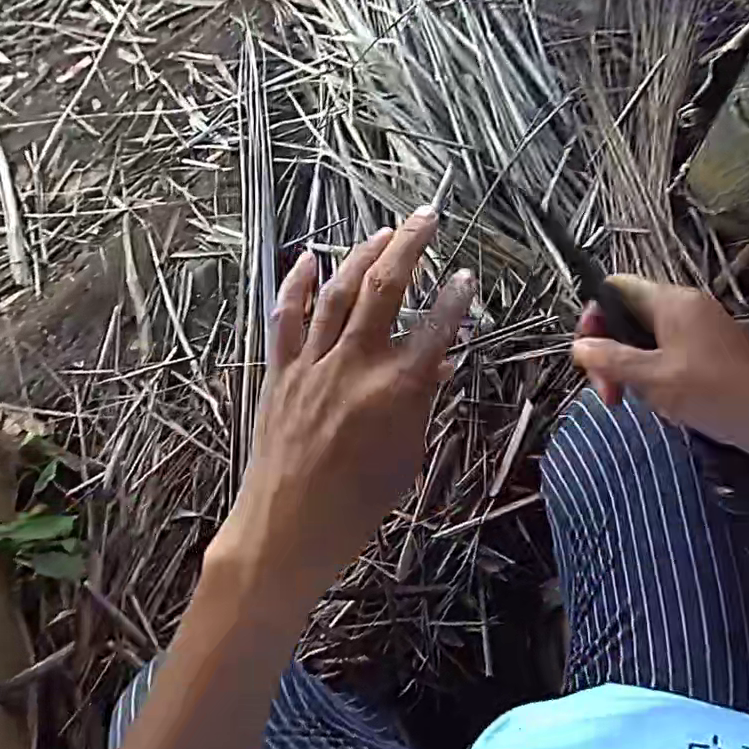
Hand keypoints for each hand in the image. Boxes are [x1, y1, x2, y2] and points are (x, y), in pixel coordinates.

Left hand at [206, 208, 474, 605]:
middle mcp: (354, 366)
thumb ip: (422, 402)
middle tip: (426, 218)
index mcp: (395, 392)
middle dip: (409, 246)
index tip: (467, 277)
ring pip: (338, 293)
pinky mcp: (281, 372)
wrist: (286, 530)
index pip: (437, 329)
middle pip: (386, 290)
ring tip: (382, 233)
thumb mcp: (407, 456)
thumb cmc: (356, 507)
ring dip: (361, 256)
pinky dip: (295, 284)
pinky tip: (308, 258)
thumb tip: (439, 362)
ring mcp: (312, 364)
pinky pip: (286, 318)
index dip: (457, 298)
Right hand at [571, 276, 748, 480]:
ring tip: (631, 401)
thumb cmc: (720, 394)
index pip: (614, 287)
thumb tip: (577, 346)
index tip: (588, 354)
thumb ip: (611, 359)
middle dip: (608, 352)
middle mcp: (684, 308)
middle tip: (608, 393)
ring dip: (627, 369)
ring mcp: (698, 331)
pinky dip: (650, 376)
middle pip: (625, 316)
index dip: (592, 315)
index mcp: (672, 301)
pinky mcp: (707, 355)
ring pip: (642, 340)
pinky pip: (663, 355)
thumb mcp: (655, 378)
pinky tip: (658, 402)